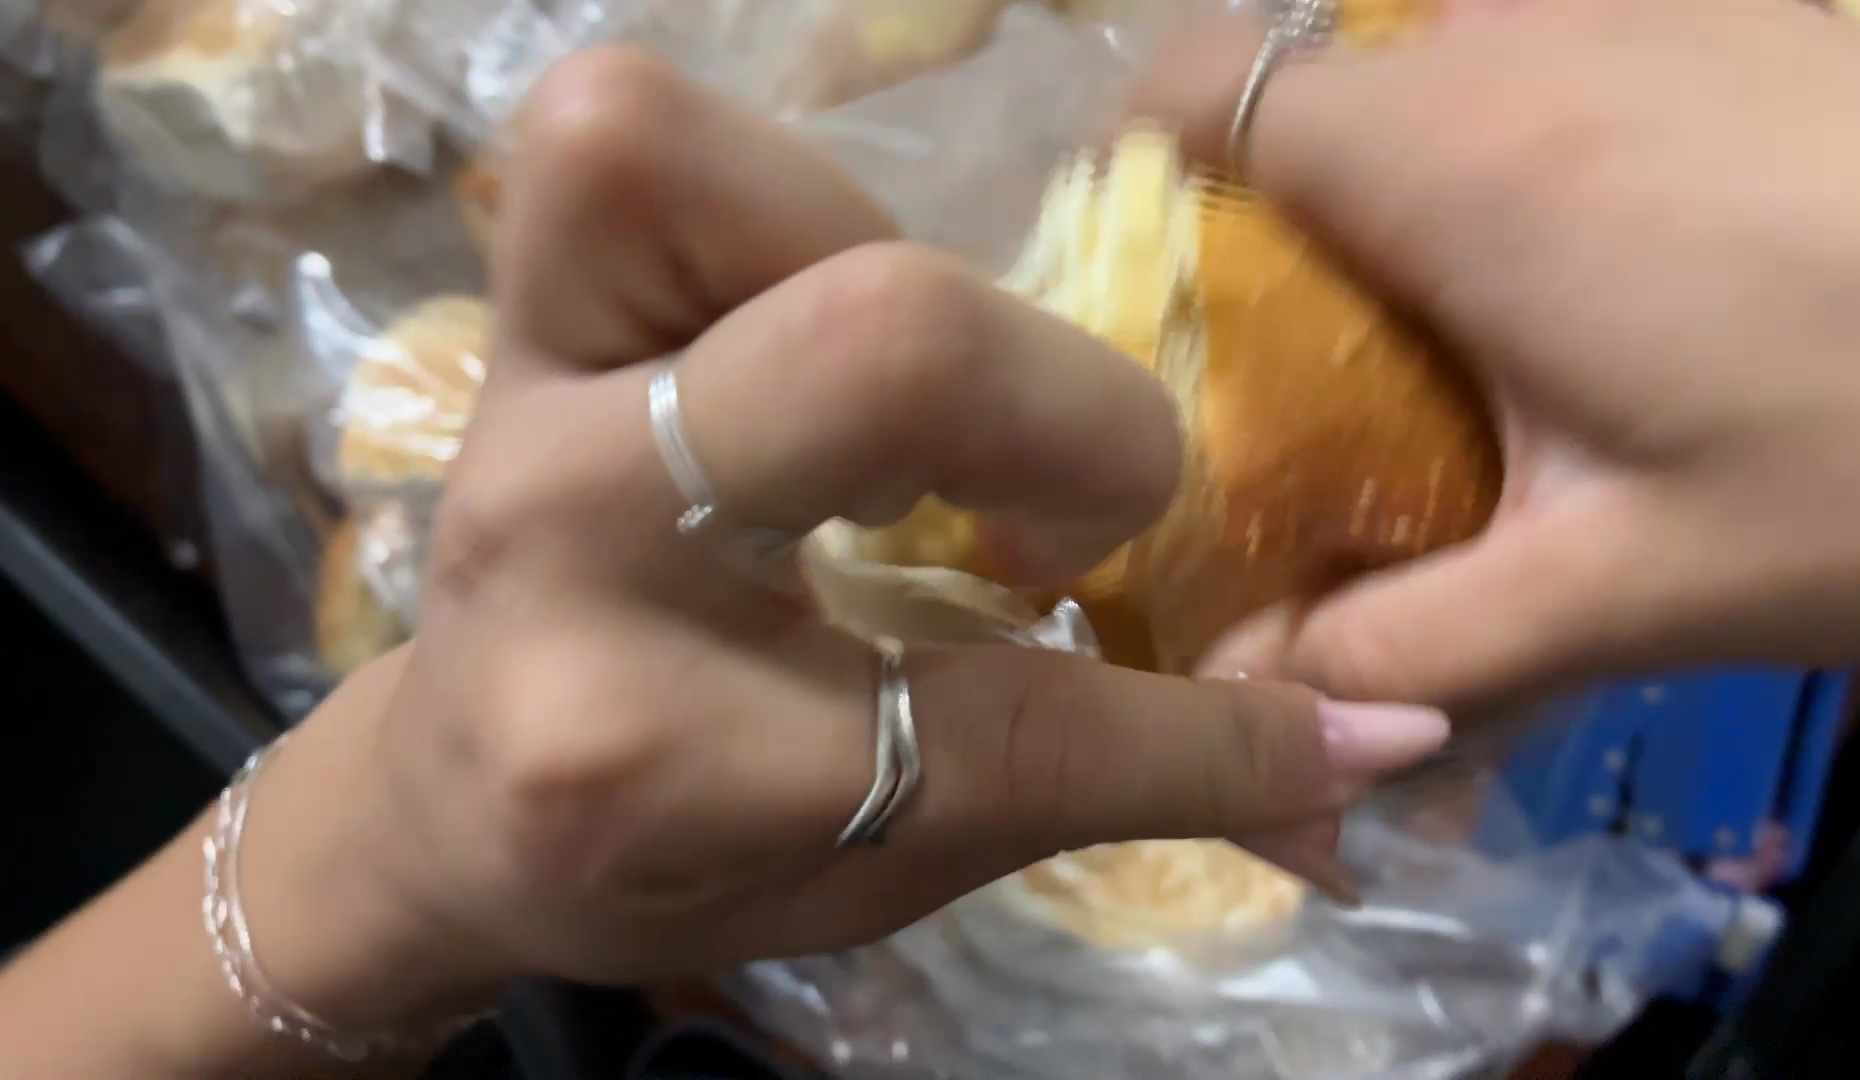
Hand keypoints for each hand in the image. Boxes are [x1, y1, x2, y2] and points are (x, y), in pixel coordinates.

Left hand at [237, 47, 1452, 1026]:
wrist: (456, 800)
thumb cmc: (664, 858)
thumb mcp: (877, 867)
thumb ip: (1100, 785)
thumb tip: (1359, 742)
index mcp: (659, 755)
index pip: (1002, 727)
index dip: (1200, 734)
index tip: (1338, 723)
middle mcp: (571, 541)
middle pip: (886, 347)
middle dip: (1063, 419)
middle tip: (1066, 513)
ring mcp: (517, 393)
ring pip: (679, 168)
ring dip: (878, 264)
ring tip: (913, 396)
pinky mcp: (512, 316)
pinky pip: (624, 148)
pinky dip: (767, 202)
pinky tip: (807, 322)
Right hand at [1138, 0, 1859, 709]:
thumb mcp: (1630, 589)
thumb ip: (1408, 642)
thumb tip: (1254, 694)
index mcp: (1468, 163)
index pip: (1216, 81)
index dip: (1127, 150)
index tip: (1109, 257)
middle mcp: (1525, 48)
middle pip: (1286, 85)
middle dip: (1217, 199)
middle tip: (1218, 341)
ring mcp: (1629, 16)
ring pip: (1388, 70)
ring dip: (1327, 186)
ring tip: (1341, 321)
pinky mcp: (1705, 31)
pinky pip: (1491, 67)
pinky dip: (1430, 158)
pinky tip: (1480, 273)